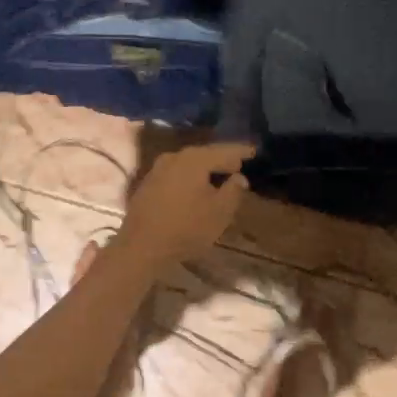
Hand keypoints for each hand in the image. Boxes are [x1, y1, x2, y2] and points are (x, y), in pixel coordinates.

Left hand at [112, 142, 255, 271]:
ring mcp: (158, 168)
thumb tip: (239, 178)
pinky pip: (177, 173)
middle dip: (222, 159)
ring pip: (189, 164)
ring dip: (205, 169)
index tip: (255, 151)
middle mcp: (175, 156)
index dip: (241, 151)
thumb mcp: (219, 213)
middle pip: (205, 154)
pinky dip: (191, 177)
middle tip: (239, 163)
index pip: (224, 151)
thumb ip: (233, 191)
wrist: (141, 245)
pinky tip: (197, 187)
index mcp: (195, 159)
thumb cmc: (186, 228)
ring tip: (220, 176)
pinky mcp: (149, 182)